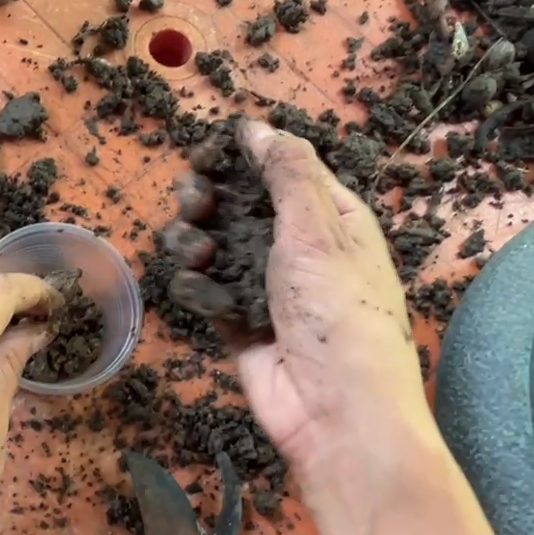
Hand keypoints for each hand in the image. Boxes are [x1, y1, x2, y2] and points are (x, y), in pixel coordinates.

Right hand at [167, 120, 430, 476]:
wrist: (334, 410)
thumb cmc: (339, 311)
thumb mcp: (320, 230)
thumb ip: (286, 172)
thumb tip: (256, 124)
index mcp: (327, 214)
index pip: (276, 168)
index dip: (238, 156)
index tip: (205, 153)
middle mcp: (292, 245)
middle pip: (233, 203)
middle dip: (206, 197)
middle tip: (194, 201)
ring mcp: (261, 284)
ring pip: (209, 244)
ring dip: (194, 241)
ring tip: (198, 253)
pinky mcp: (234, 320)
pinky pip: (202, 290)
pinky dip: (199, 290)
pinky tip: (210, 300)